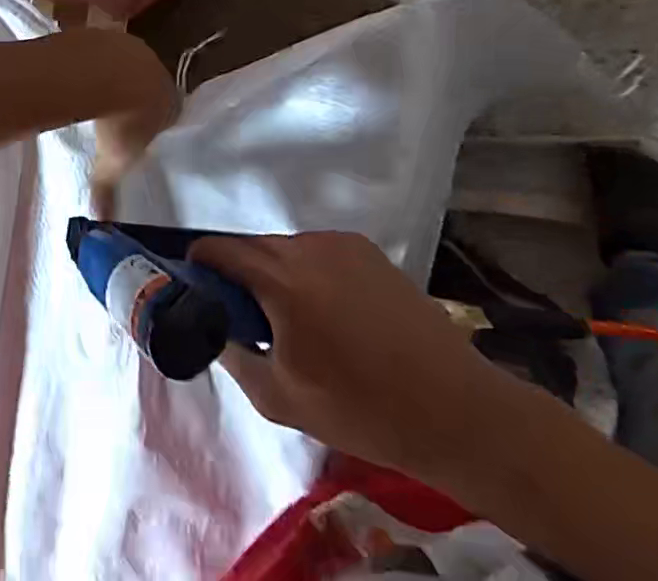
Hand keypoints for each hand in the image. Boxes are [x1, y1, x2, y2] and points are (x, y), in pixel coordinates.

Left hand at [89, 63, 177, 217]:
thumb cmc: (118, 123)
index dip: (152, 121)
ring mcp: (134, 49)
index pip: (169, 112)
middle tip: (111, 112)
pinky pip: (103, 50)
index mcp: (170, 103)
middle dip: (133, 96)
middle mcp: (158, 72)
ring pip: (127, 64)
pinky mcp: (109, 34)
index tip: (135, 130)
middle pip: (149, 84)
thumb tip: (100, 219)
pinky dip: (93, 60)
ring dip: (112, 75)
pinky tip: (76, 73)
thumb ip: (108, 189)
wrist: (99, 76)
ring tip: (91, 92)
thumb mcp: (115, 161)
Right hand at [190, 232, 537, 481]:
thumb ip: (233, 358)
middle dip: (235, 272)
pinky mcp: (370, 253)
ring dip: (272, 271)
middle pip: (249, 245)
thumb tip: (216, 333)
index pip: (218, 249)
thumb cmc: (363, 410)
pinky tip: (325, 309)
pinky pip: (317, 251)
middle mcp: (309, 250)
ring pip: (284, 247)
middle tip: (242, 315)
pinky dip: (305, 270)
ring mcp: (344, 246)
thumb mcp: (279, 398)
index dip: (198, 265)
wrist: (460, 412)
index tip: (198, 292)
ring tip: (289, 316)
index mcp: (282, 281)